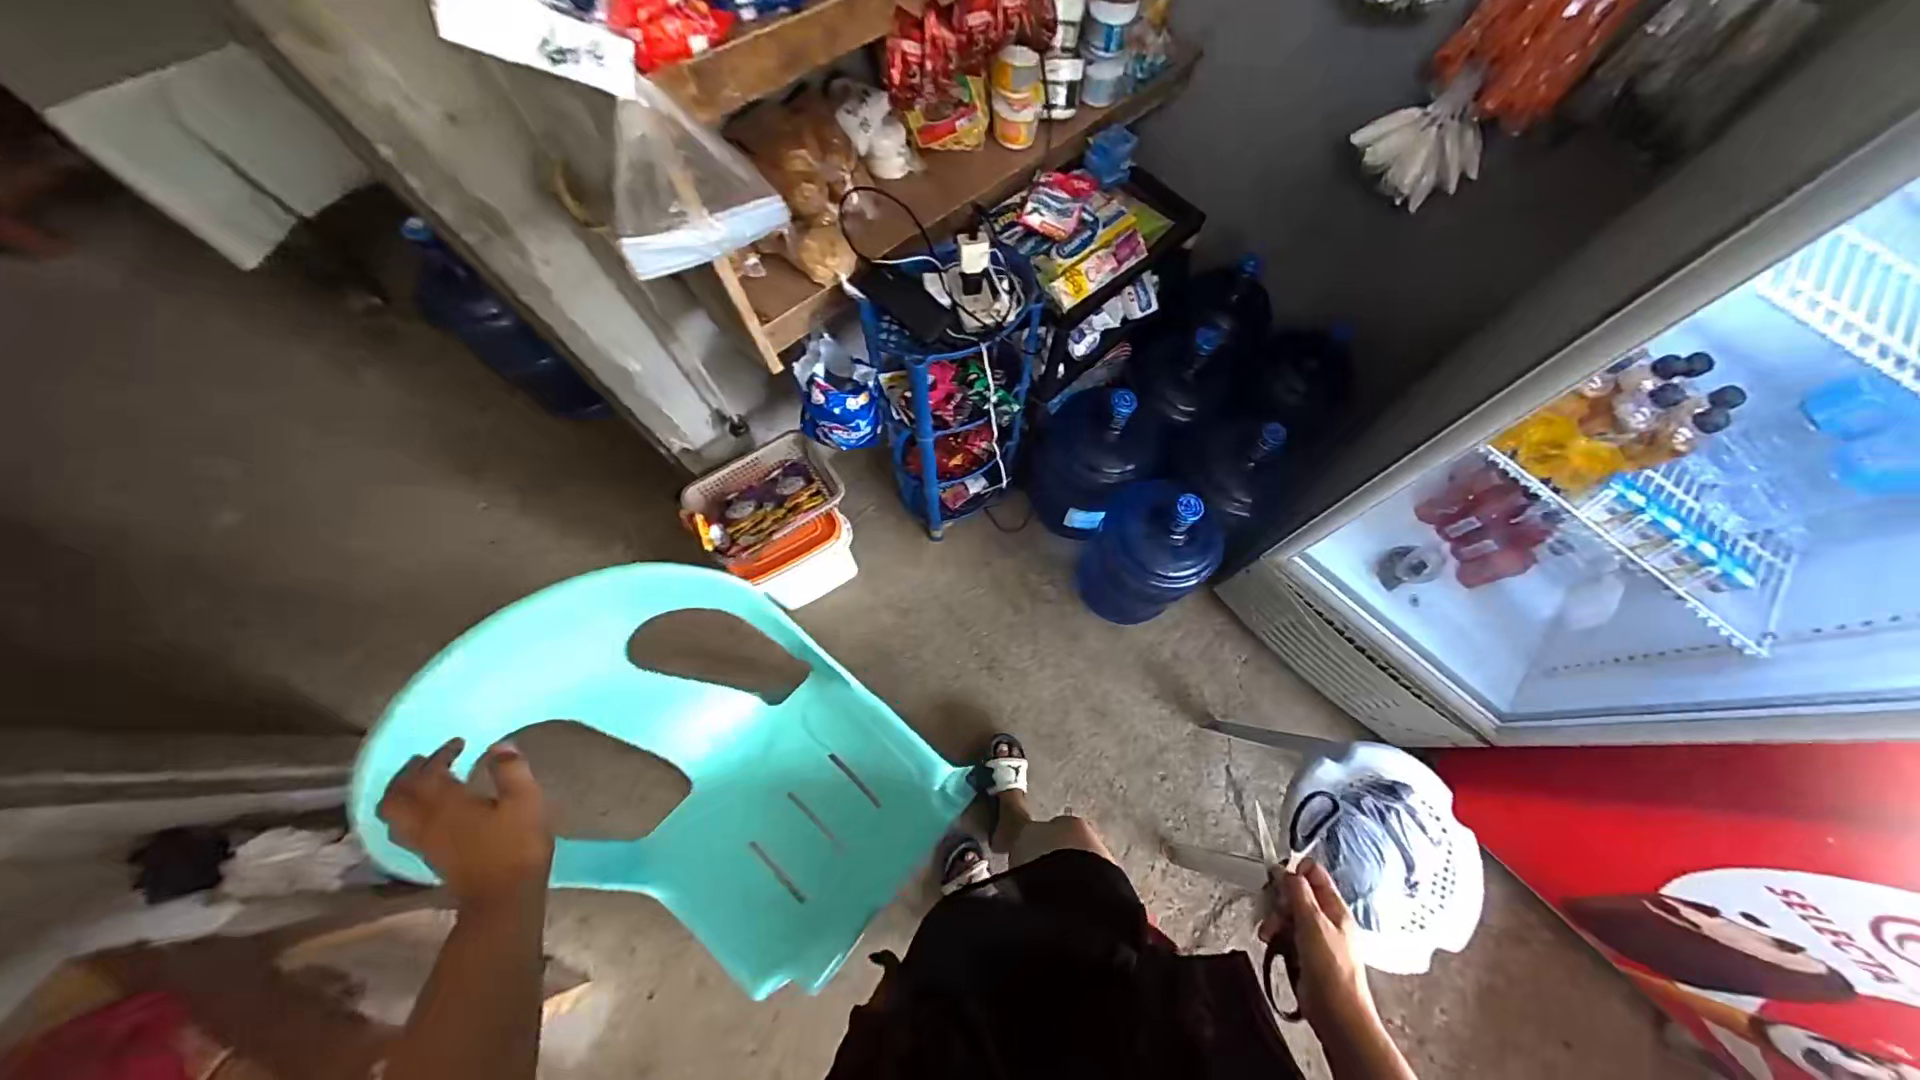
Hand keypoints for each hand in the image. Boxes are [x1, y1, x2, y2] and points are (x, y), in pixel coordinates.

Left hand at [378, 738, 553, 905]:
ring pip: (394, 814)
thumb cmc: (517, 843)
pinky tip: (429, 810)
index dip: (440, 754)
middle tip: (428, 760)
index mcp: (445, 804)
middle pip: (397, 795)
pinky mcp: (430, 856)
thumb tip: (500, 746)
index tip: (459, 743)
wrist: (503, 895)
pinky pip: (404, 828)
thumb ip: (511, 769)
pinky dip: (409, 811)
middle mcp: (425, 821)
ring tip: (421, 783)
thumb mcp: (525, 800)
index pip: (429, 773)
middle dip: (409, 774)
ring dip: (402, 794)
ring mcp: (424, 842)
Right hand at [1259, 858, 1375, 1033]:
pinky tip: (1269, 940)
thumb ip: (1298, 892)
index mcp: (1334, 907)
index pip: (1314, 873)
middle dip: (1279, 899)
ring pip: (1287, 912)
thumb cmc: (1329, 965)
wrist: (1336, 1013)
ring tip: (1268, 932)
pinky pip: (1284, 931)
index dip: (1295, 872)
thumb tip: (1285, 870)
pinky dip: (1274, 933)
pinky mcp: (1302, 951)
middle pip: (1296, 892)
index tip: (1278, 880)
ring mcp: (1314, 935)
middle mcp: (1325, 918)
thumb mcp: (1313, 922)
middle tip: (1274, 910)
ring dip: (1273, 918)